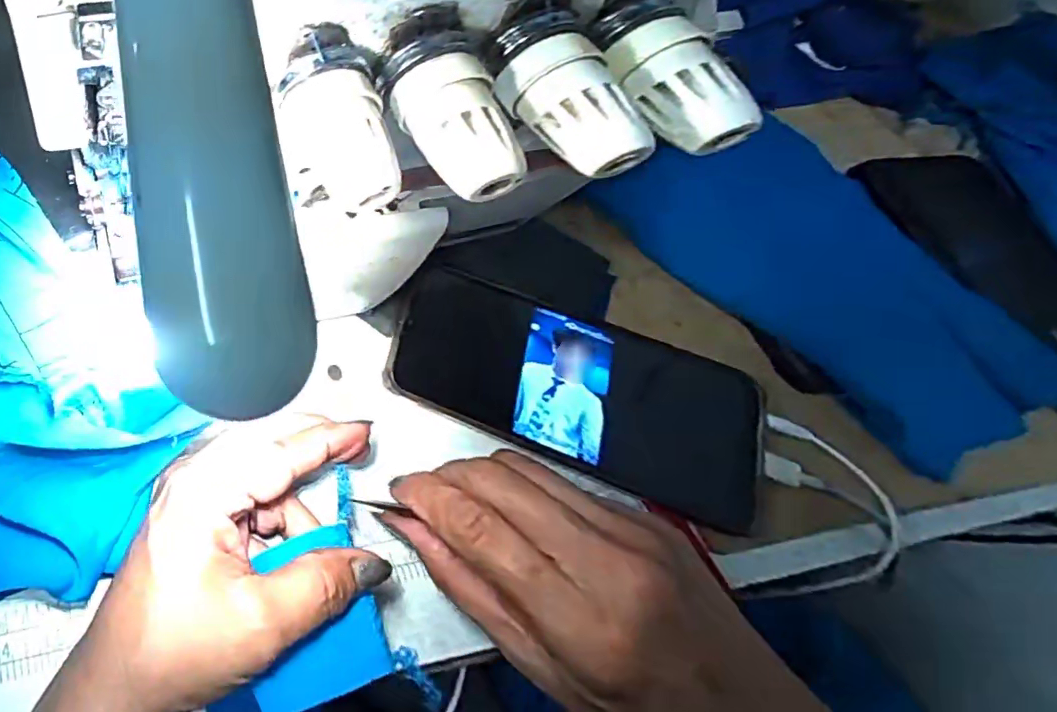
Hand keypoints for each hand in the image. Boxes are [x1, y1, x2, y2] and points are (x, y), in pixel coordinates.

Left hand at [35, 417, 393, 711]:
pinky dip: (273, 525)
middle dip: (310, 468)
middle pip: (265, 457)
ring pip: (260, 484)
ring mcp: (187, 495)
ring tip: (309, 562)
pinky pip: (245, 503)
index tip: (359, 430)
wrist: (123, 675)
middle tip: (351, 464)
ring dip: (292, 515)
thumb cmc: (171, 647)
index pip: (274, 451)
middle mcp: (191, 480)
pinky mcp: (191, 514)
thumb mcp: (262, 621)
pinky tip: (283, 561)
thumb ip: (322, 584)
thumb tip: (364, 562)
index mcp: (201, 490)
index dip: (324, 439)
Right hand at [378, 451, 825, 711]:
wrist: (749, 710)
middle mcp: (611, 561)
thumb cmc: (641, 706)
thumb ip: (469, 590)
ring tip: (461, 498)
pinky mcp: (642, 511)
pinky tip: (511, 507)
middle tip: (422, 496)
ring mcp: (632, 528)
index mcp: (584, 619)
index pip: (477, 525)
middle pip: (493, 479)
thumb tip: (412, 530)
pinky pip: (554, 473)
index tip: (398, 494)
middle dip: (442, 476)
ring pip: (518, 462)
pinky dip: (515, 480)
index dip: (424, 497)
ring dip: (473, 471)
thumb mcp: (543, 670)